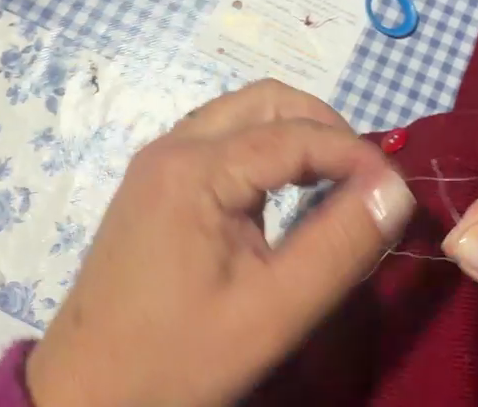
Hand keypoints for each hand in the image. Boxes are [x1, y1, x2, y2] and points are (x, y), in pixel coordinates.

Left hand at [28, 80, 415, 406]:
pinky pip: (224, 137)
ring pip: (245, 112)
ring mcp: (160, 160)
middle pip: (268, 100)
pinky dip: (266, 147)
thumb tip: (396, 189)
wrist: (81, 404)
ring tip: (332, 180)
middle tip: (361, 176)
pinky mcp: (156, 181)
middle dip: (324, 128)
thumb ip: (340, 246)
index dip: (355, 153)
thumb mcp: (271, 314)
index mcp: (196, 169)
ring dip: (296, 133)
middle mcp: (174, 146)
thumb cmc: (176, 363)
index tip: (395, 189)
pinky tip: (284, 192)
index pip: (296, 134)